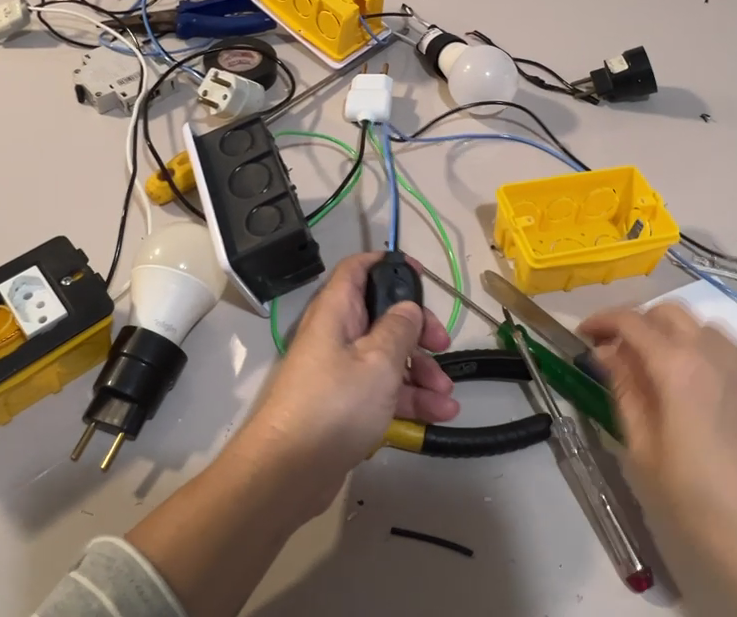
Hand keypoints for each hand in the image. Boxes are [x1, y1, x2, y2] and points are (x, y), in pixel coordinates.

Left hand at [229, 251, 456, 516]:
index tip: (421, 274)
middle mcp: (335, 336)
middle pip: (381, 317)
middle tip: (443, 345)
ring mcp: (338, 373)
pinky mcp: (344, 406)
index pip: (357, 270)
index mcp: (336, 312)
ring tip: (447, 398)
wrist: (288, 471)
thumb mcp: (377, 360)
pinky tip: (439, 416)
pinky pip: (381, 391)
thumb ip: (399, 328)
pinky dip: (408, 399)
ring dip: (420, 372)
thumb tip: (407, 308)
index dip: (387, 264)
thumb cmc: (334, 404)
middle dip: (417, 330)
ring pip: (386, 358)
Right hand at [580, 304, 736, 613]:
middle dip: (641, 323)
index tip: (585, 335)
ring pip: (711, 331)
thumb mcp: (645, 453)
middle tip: (622, 353)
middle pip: (673, 313)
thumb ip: (626, 391)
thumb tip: (609, 353)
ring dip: (680, 338)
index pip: (632, 321)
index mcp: (680, 367)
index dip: (602, 320)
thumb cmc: (702, 508)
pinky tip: (713, 405)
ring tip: (667, 373)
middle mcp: (721, 356)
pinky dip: (716, 366)